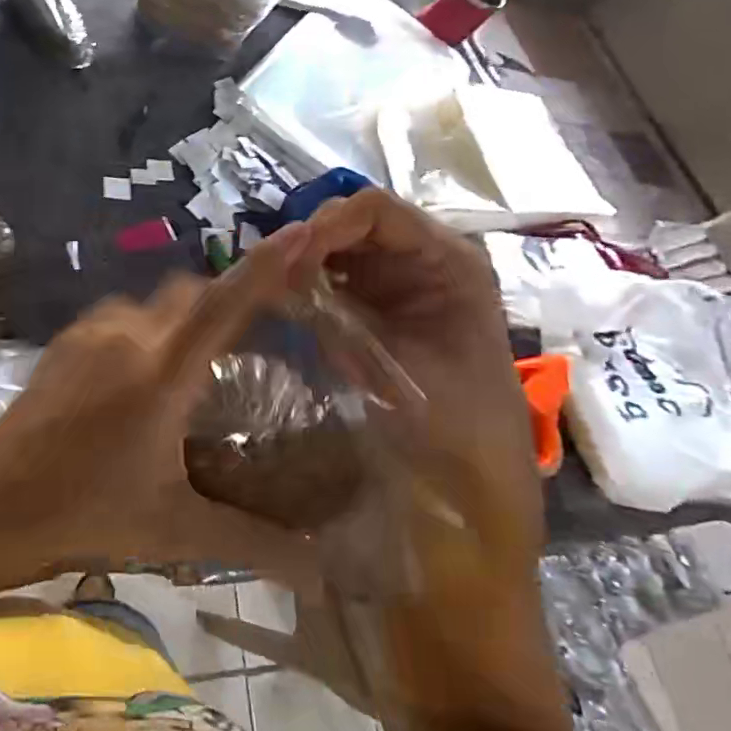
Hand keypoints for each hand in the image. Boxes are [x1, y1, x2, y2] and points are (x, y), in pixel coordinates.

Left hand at [0, 226, 319, 589]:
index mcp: (163, 371)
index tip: (299, 232)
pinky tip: (135, 375)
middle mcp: (129, 335)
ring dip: (178, 318)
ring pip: (152, 302)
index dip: (264, 267)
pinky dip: (142, 329)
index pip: (224, 304)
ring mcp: (90, 332)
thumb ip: (251, 542)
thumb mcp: (176, 529)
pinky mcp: (63, 341)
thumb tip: (319, 574)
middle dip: (221, 299)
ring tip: (187, 363)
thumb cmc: (86, 512)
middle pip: (190, 290)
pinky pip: (118, 316)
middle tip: (243, 337)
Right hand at [296, 190, 540, 552]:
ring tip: (260, 291)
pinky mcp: (381, 319)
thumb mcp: (390, 370)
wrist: (471, 517)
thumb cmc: (448, 445)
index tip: (279, 260)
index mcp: (450, 264)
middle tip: (259, 276)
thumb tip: (276, 274)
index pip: (376, 212)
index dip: (323, 223)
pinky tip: (276, 307)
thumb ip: (334, 314)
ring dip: (300, 264)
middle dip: (304, 242)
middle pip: (354, 225)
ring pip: (339, 254)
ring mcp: (403, 292)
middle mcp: (428, 265)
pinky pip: (336, 286)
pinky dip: (305, 289)